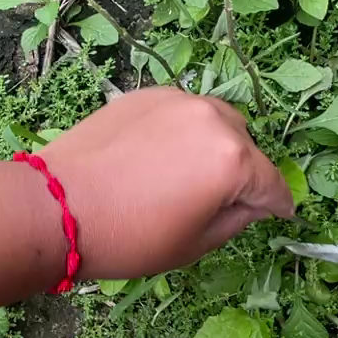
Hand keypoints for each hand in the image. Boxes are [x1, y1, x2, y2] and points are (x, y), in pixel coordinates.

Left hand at [34, 87, 293, 279]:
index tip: (281, 215)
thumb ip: (239, 218)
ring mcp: (179, 100)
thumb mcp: (196, 244)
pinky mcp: (149, 93)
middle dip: (245, 174)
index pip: (272, 185)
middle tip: (221, 202)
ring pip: (218, 122)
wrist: (56, 205)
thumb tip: (254, 202)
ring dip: (218, 146)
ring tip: (190, 174)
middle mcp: (214, 119)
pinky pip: (184, 112)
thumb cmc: (129, 236)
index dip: (279, 206)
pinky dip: (185, 131)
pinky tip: (159, 155)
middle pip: (248, 148)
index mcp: (233, 160)